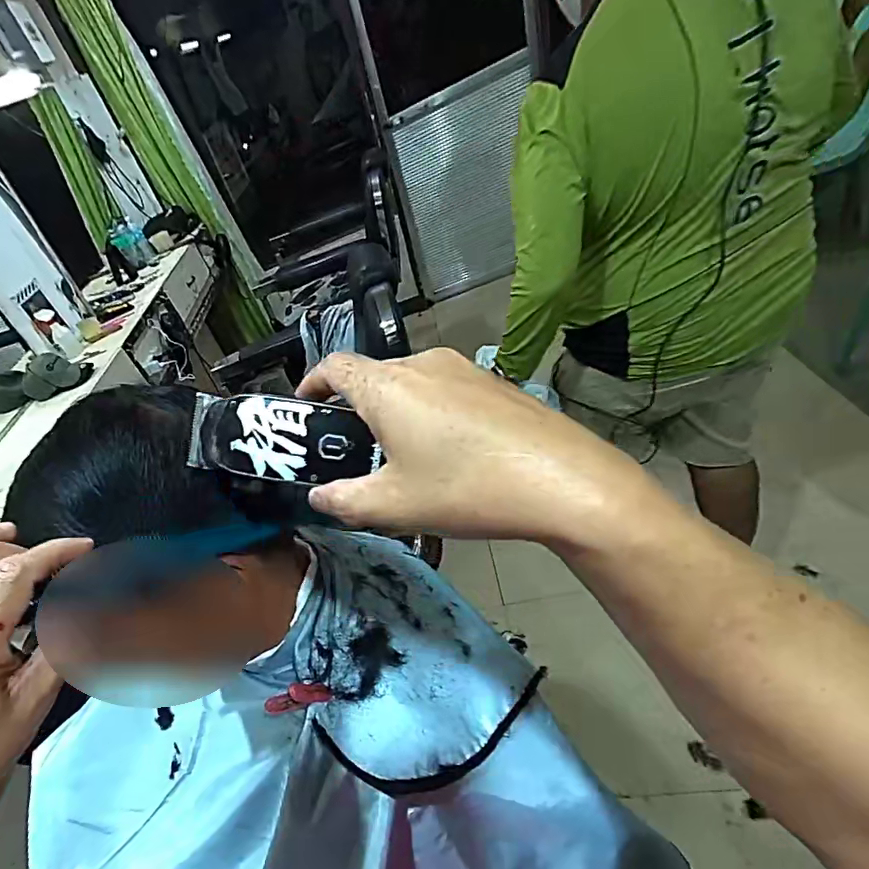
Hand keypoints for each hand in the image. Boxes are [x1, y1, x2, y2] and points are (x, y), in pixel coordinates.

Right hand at [295, 348, 660, 543]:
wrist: (563, 479)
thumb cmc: (467, 488)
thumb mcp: (395, 505)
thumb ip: (345, 501)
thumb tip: (318, 497)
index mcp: (387, 385)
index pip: (333, 366)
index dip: (311, 385)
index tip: (306, 412)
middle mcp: (423, 363)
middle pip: (373, 376)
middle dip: (356, 408)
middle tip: (355, 450)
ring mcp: (465, 369)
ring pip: (413, 384)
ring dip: (397, 412)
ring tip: (406, 456)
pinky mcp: (496, 383)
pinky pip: (448, 391)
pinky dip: (433, 414)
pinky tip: (452, 453)